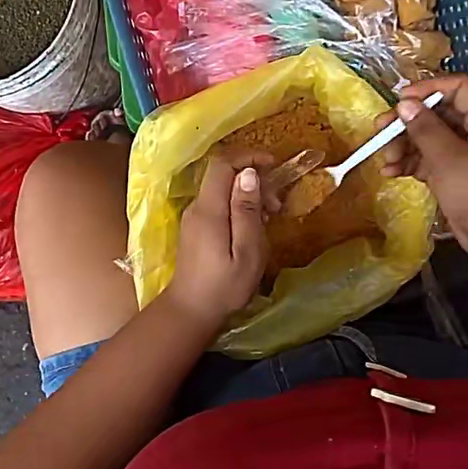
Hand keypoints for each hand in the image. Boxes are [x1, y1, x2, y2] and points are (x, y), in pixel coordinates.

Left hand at [163, 151, 270, 326]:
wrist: (191, 311)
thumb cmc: (225, 286)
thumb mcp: (247, 251)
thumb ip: (247, 211)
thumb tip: (249, 174)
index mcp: (209, 209)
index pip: (222, 163)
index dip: (248, 157)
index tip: (273, 166)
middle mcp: (197, 207)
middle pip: (223, 175)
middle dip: (253, 179)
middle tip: (276, 205)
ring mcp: (194, 218)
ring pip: (222, 190)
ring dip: (248, 195)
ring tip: (269, 218)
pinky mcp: (196, 229)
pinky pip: (219, 205)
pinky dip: (239, 207)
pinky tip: (253, 228)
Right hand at [379, 75, 467, 267]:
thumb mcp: (450, 160)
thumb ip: (426, 129)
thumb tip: (405, 104)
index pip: (460, 87)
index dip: (429, 88)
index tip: (399, 101)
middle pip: (442, 114)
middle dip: (409, 122)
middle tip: (380, 131)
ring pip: (434, 139)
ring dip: (407, 146)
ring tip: (384, 160)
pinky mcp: (461, 178)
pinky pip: (434, 161)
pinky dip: (413, 164)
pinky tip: (392, 173)